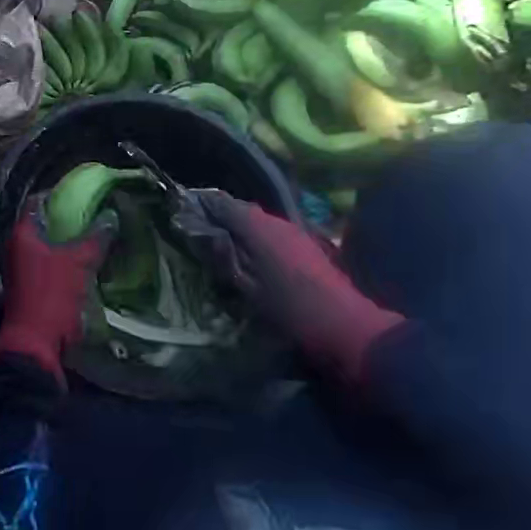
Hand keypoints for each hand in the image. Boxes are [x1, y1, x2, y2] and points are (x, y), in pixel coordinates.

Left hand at [0, 193, 115, 385]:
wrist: (34, 346)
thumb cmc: (52, 296)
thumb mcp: (78, 263)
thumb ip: (95, 238)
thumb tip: (111, 216)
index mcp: (23, 233)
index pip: (39, 201)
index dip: (60, 194)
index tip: (85, 194)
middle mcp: (18, 246)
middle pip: (45, 223)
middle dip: (69, 220)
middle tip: (95, 215)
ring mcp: (22, 267)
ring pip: (49, 245)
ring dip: (69, 242)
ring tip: (96, 237)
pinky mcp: (31, 286)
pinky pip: (51, 264)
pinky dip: (66, 260)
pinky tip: (87, 263)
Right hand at [173, 189, 403, 382]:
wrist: (348, 327)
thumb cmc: (291, 309)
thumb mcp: (248, 287)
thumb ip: (224, 256)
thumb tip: (203, 234)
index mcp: (256, 226)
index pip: (219, 202)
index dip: (200, 204)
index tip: (182, 212)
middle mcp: (274, 219)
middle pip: (239, 208)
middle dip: (219, 216)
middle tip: (200, 232)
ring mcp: (293, 230)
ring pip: (257, 220)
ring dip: (239, 227)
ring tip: (223, 245)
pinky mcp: (305, 242)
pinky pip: (271, 231)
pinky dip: (256, 237)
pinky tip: (251, 256)